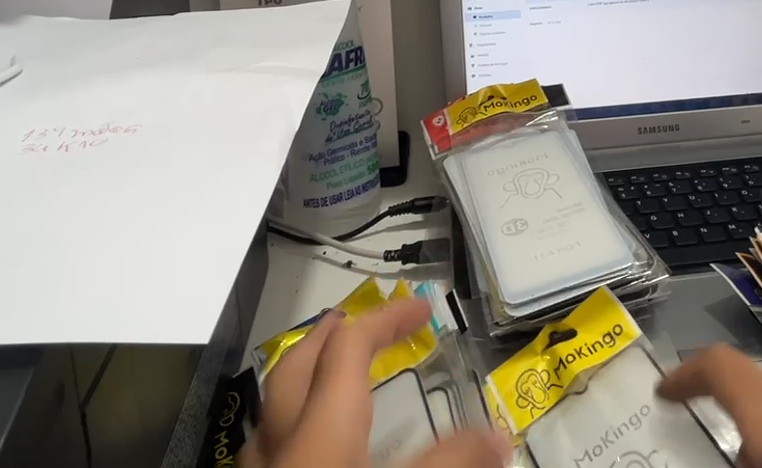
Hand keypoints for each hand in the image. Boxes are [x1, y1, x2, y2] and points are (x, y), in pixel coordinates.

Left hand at [247, 298, 509, 467]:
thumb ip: (452, 462)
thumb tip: (497, 434)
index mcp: (322, 426)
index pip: (350, 346)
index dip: (386, 319)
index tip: (422, 309)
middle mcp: (281, 443)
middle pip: (296, 365)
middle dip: (331, 336)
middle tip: (362, 322)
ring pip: (272, 408)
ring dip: (303, 378)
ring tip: (331, 371)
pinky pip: (264, 449)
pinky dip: (288, 427)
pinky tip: (301, 449)